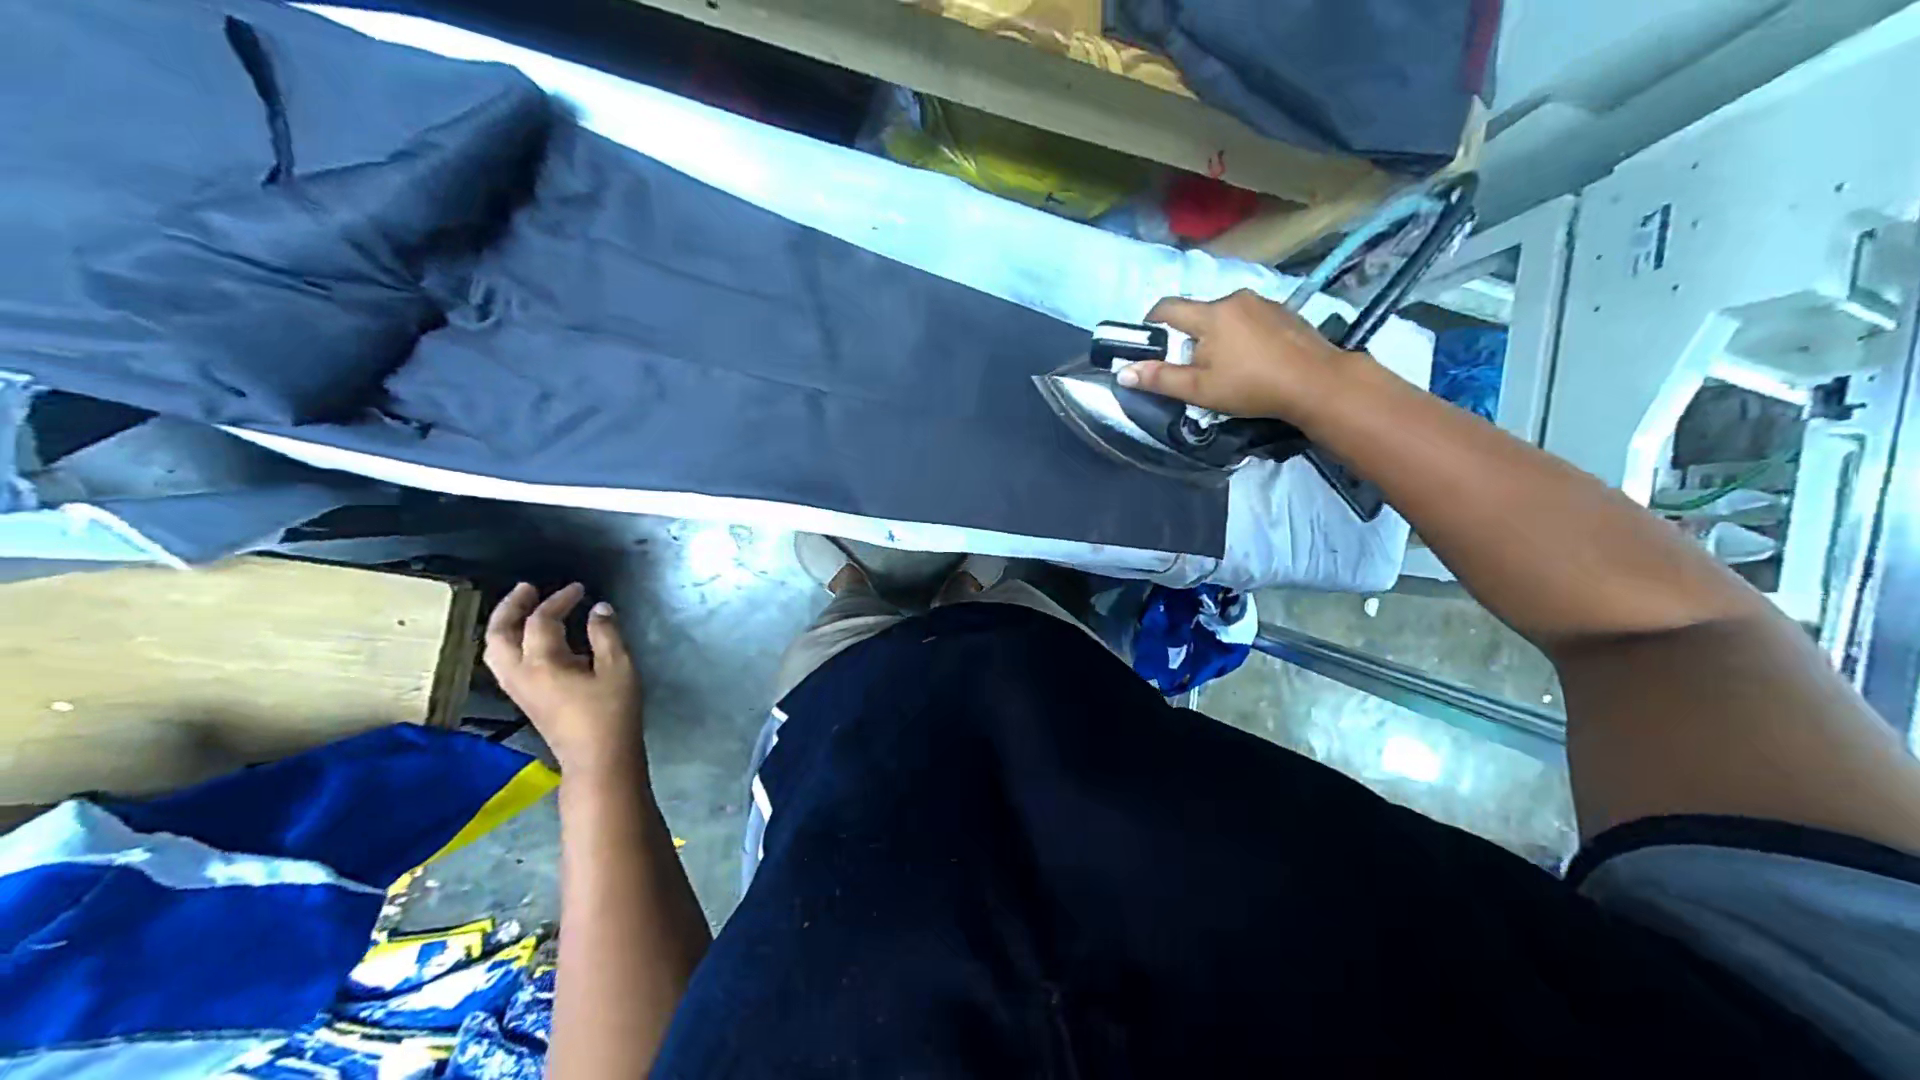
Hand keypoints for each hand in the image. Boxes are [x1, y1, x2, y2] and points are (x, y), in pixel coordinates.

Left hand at [484, 582, 643, 777]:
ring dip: (504, 625)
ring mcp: (518, 689)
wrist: (599, 758)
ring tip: (523, 610)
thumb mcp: (618, 668)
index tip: (580, 588)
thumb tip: (598, 608)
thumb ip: (606, 634)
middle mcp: (520, 673)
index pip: (542, 620)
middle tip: (528, 588)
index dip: (559, 599)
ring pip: (495, 650)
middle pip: (499, 633)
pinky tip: (530, 639)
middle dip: (511, 607)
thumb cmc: (612, 712)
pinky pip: (504, 662)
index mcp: (543, 662)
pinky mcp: (524, 699)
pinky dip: (510, 642)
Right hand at [1115, 290, 1355, 421]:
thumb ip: (1160, 378)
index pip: (1167, 307)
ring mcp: (1263, 301)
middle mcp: (1234, 298)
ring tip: (1227, 365)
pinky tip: (1254, 358)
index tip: (1149, 342)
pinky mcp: (1284, 310)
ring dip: (1218, 334)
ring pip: (1226, 315)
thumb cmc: (1251, 387)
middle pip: (1198, 313)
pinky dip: (1243, 333)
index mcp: (1210, 315)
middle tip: (1193, 367)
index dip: (1151, 322)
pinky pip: (1250, 317)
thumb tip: (1123, 372)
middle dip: (1189, 336)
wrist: (1317, 382)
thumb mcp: (1200, 389)